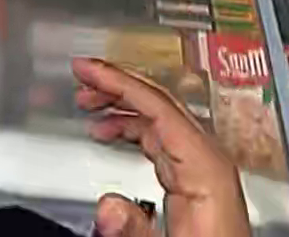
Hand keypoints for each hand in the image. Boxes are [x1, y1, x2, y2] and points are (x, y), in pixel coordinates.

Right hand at [72, 57, 250, 236]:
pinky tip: (109, 131)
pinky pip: (158, 138)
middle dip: (116, 84)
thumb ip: (135, 230)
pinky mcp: (193, 181)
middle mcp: (207, 159)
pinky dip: (130, 127)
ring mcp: (202, 167)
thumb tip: (107, 202)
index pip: (156, 103)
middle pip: (157, 101)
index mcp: (206, 167)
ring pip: (156, 116)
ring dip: (119, 104)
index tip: (87, 68)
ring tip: (87, 101)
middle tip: (81, 75)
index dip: (117, 79)